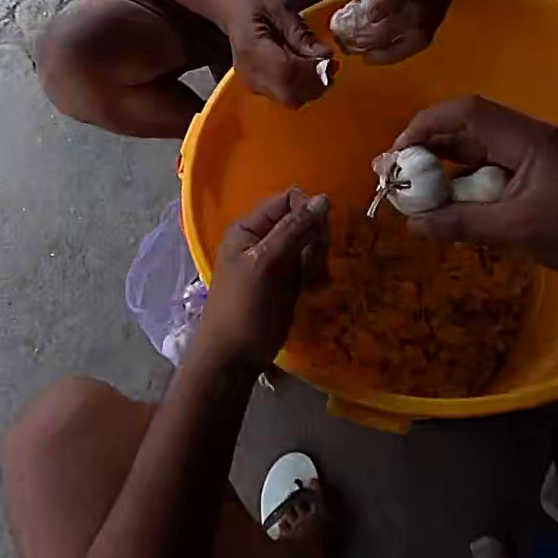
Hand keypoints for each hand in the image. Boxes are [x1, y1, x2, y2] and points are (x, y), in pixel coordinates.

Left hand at [198, 188, 330, 368]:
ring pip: (310, 244)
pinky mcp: (288, 282)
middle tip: (316, 262)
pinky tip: (316, 287)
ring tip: (315, 279)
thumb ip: (294, 230)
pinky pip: (310, 265)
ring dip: (319, 258)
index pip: (288, 200)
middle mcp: (263, 240)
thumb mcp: (266, 264)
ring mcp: (276, 262)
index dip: (307, 212)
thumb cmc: (244, 308)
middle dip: (316, 237)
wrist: (234, 358)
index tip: (318, 236)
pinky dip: (317, 274)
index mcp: (249, 228)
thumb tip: (323, 199)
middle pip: (302, 220)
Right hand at [222, 0, 332, 107]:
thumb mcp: (280, 8)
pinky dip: (302, 88)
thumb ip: (301, 34)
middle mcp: (252, 73)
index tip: (330, 60)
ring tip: (320, 67)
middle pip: (290, 94)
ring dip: (311, 87)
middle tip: (329, 66)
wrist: (231, 8)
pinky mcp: (259, 88)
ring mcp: (254, 84)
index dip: (312, 72)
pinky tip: (307, 72)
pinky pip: (286, 96)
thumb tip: (325, 56)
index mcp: (253, 49)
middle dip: (315, 83)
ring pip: (290, 99)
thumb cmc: (255, 2)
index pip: (287, 72)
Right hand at [390, 96, 557, 287]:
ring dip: (442, 169)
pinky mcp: (529, 177)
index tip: (396, 153)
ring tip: (412, 193)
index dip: (426, 126)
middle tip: (394, 174)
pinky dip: (461, 185)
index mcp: (527, 139)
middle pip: (466, 129)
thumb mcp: (515, 229)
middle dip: (426, 147)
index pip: (467, 114)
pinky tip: (445, 206)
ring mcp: (528, 158)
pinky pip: (485, 172)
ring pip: (473, 152)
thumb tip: (413, 225)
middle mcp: (525, 139)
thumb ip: (462, 223)